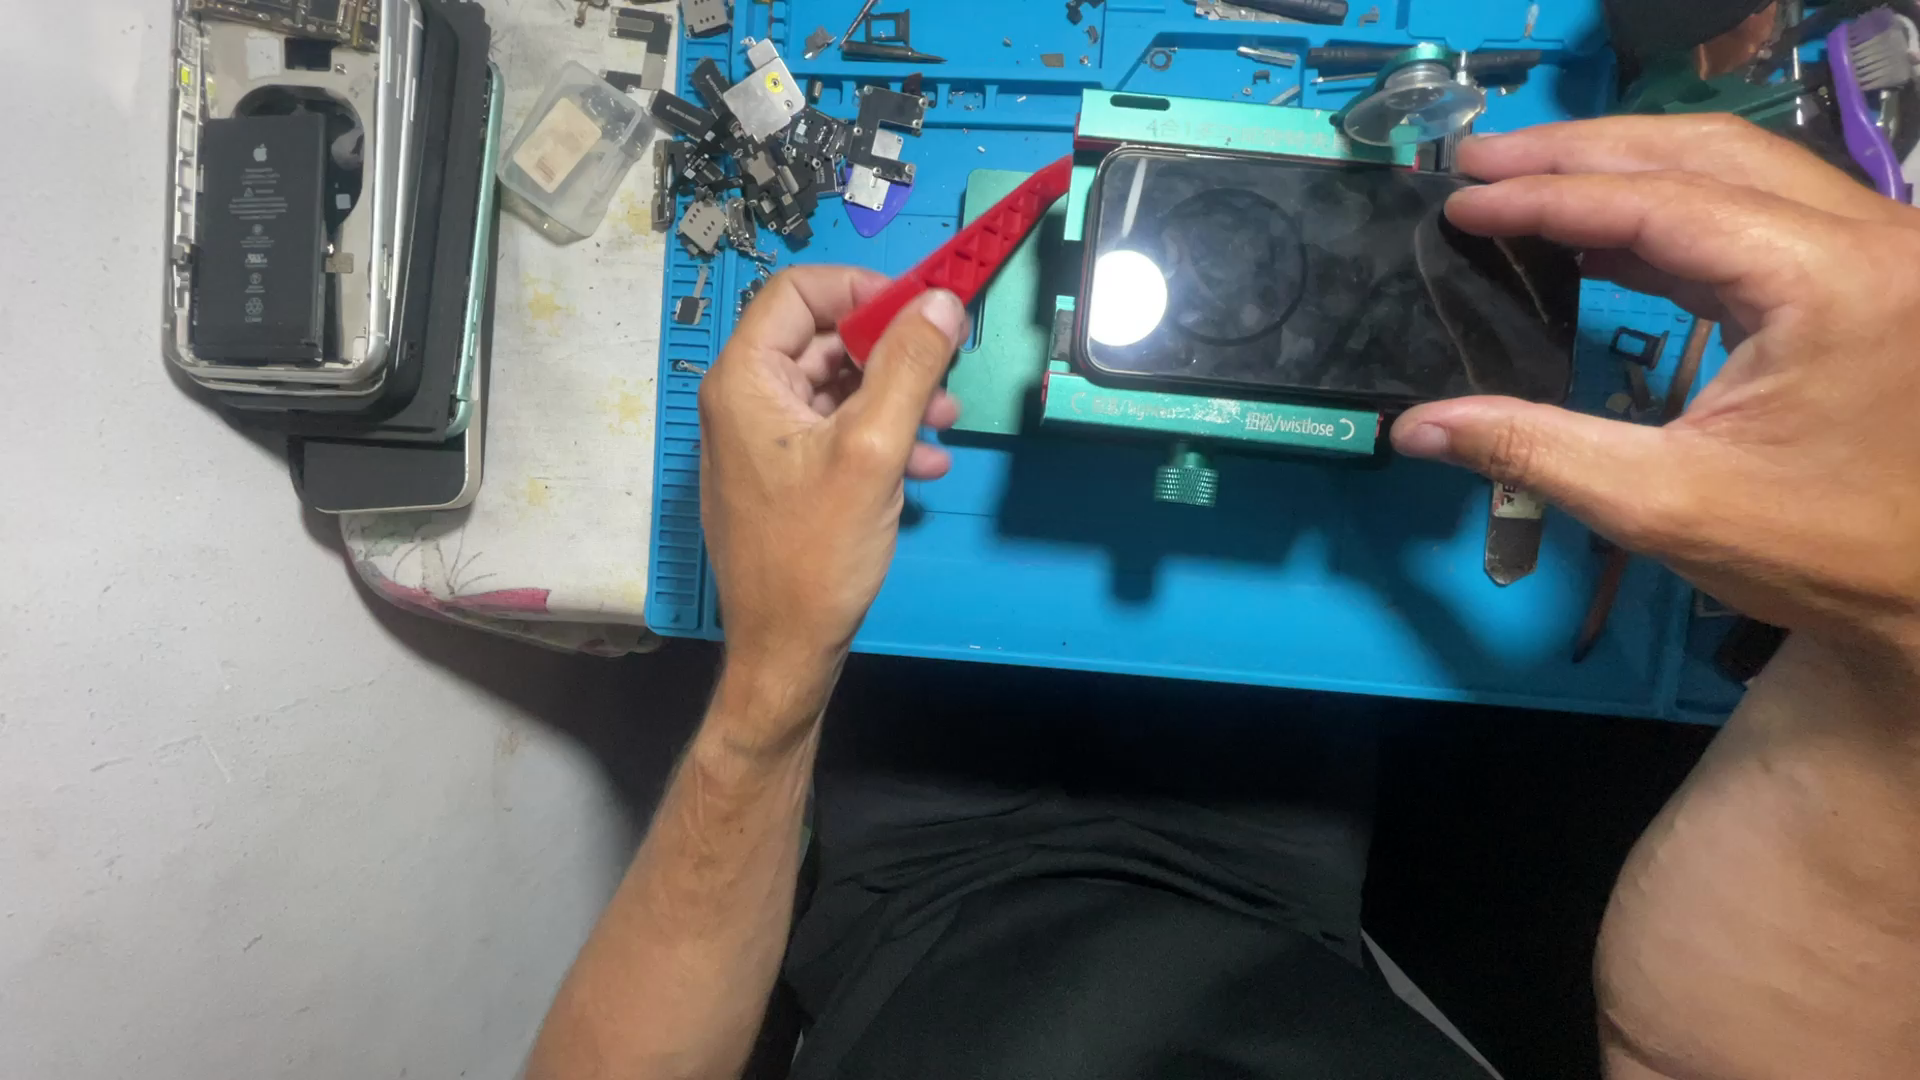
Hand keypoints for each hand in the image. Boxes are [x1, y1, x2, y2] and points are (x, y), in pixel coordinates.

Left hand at [698, 267, 964, 708]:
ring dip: (898, 400)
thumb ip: (909, 367)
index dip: (863, 290)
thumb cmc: (819, 550)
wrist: (789, 648)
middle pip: (826, 342)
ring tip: (947, 424)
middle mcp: (748, 400)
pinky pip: (838, 434)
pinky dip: (883, 439)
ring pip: (840, 390)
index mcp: (748, 379)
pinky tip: (925, 465)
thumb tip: (940, 300)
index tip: (921, 309)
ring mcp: (766, 442)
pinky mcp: (788, 476)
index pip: (799, 292)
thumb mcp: (873, 450)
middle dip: (894, 355)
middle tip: (947, 376)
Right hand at [1392, 116, 1919, 660]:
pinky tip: (1581, 234)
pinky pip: (1734, 220)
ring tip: (1516, 176)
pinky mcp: (1847, 283)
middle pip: (1702, 153)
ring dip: (1611, 167)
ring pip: (1725, 171)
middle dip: (1577, 150)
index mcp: (1830, 281)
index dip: (1545, 197)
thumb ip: (1526, 449)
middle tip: (1476, 158)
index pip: (1659, 205)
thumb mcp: (1653, 501)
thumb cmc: (1816, 546)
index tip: (1460, 200)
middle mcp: (1866, 239)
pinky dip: (1646, 214)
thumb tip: (1413, 427)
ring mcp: (1866, 255)